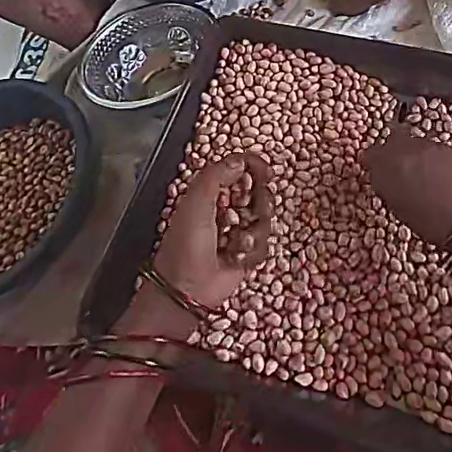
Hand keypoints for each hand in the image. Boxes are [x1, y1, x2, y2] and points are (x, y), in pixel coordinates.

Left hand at [153, 151, 273, 308]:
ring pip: (265, 218)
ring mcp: (238, 230)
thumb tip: (240, 160)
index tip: (265, 171)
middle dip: (260, 202)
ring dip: (254, 231)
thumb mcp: (195, 204)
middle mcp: (227, 208)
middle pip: (259, 192)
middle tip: (252, 211)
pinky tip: (238, 258)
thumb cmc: (185, 246)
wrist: (187, 290)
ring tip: (238, 242)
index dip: (254, 167)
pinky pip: (265, 244)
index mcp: (211, 192)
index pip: (239, 168)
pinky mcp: (248, 253)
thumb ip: (215, 177)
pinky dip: (253, 251)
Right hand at [362, 130, 451, 243]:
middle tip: (398, 170)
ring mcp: (432, 146)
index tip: (374, 168)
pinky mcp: (451, 149)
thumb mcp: (395, 204)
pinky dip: (434, 160)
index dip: (372, 160)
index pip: (372, 152)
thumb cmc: (427, 221)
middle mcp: (408, 148)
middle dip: (393, 152)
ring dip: (415, 155)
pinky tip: (440, 177)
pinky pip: (436, 151)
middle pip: (393, 139)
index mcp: (388, 163)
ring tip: (422, 176)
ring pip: (416, 144)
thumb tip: (379, 172)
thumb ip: (384, 182)